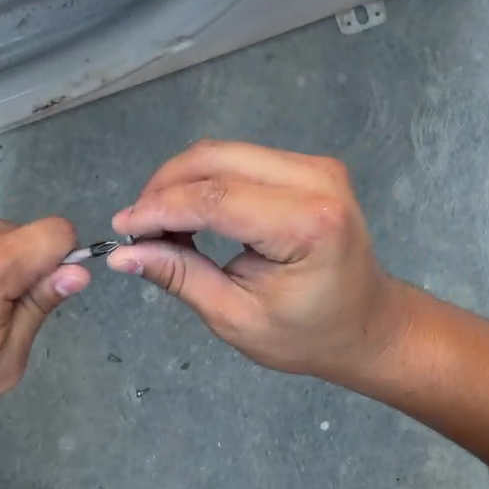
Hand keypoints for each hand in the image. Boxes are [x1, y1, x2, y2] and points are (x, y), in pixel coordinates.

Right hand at [107, 141, 412, 385]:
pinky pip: (240, 160)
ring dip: (181, 182)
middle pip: (216, 160)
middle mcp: (316, 180)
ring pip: (224, 153)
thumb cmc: (308, 334)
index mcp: (307, 224)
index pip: (215, 198)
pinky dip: (204, 182)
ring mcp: (315, 166)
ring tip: (159, 226)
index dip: (159, 209)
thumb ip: (180, 277)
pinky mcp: (307, 166)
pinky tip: (189, 214)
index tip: (121, 228)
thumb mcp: (237, 318)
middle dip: (164, 188)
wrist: (367, 324)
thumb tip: (123, 254)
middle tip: (136, 228)